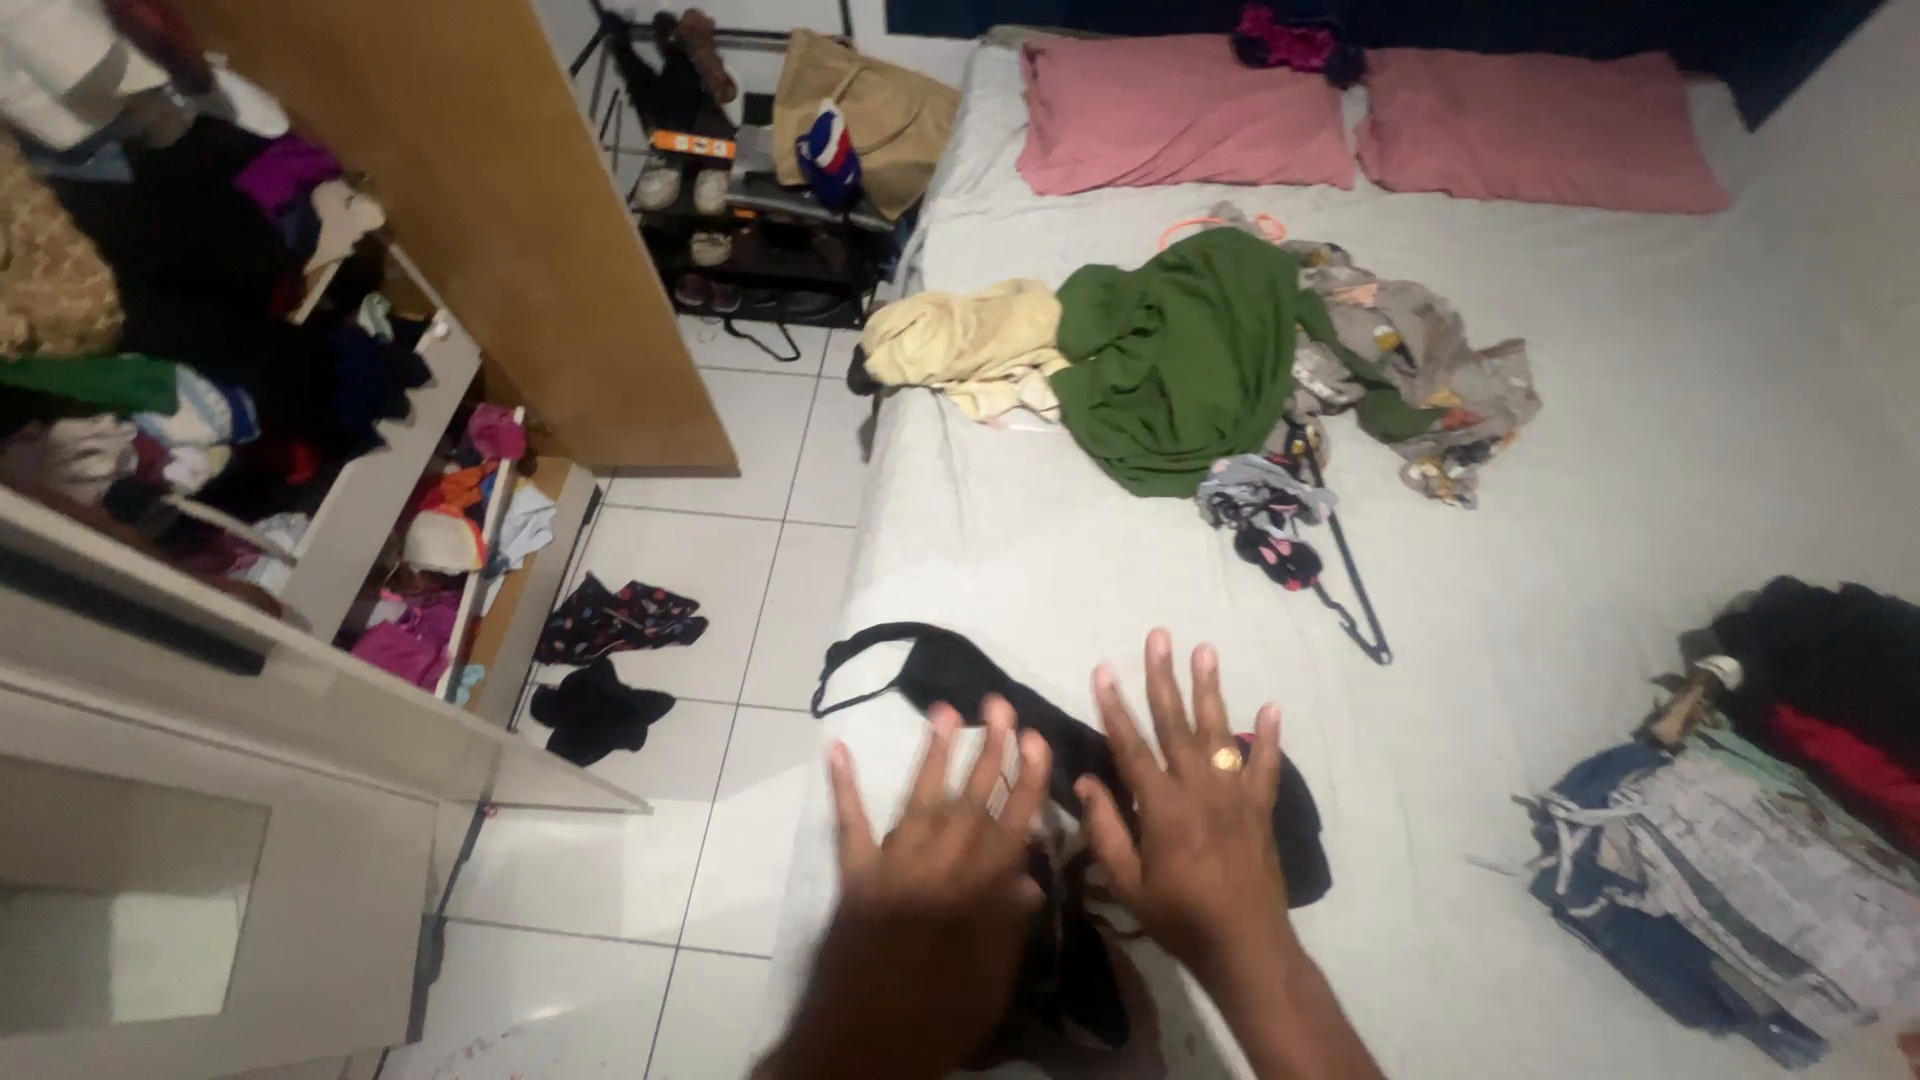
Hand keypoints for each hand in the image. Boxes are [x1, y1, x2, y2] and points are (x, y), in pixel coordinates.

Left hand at [758, 696, 1052, 1079]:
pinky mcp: (855, 876)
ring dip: (933, 753)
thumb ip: (1007, 924)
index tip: (1034, 738)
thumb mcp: (991, 983)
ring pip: (919, 800)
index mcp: (976, 896)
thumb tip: (1027, 877)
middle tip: (999, 706)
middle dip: (988, 750)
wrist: (862, 1047)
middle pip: (969, 801)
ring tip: (946, 711)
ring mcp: (893, 867)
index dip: (1025, 780)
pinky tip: (838, 750)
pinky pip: (849, 825)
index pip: (1010, 826)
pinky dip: (843, 787)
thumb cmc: (937, 1018)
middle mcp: (938, 869)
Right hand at [1074, 629, 1292, 983]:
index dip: (1114, 706)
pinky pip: (1266, 766)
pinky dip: (1270, 738)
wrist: (1247, 948)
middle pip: (1177, 724)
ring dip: (1210, 689)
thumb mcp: (1127, 884)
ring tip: (1205, 650)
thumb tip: (1084, 782)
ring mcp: (1234, 795)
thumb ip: (1105, 830)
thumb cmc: (1179, 917)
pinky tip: (1272, 707)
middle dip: (1163, 677)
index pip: (1131, 745)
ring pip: (1219, 732)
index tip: (1103, 669)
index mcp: (1162, 807)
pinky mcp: (1260, 808)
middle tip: (1159, 637)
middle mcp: (1199, 789)